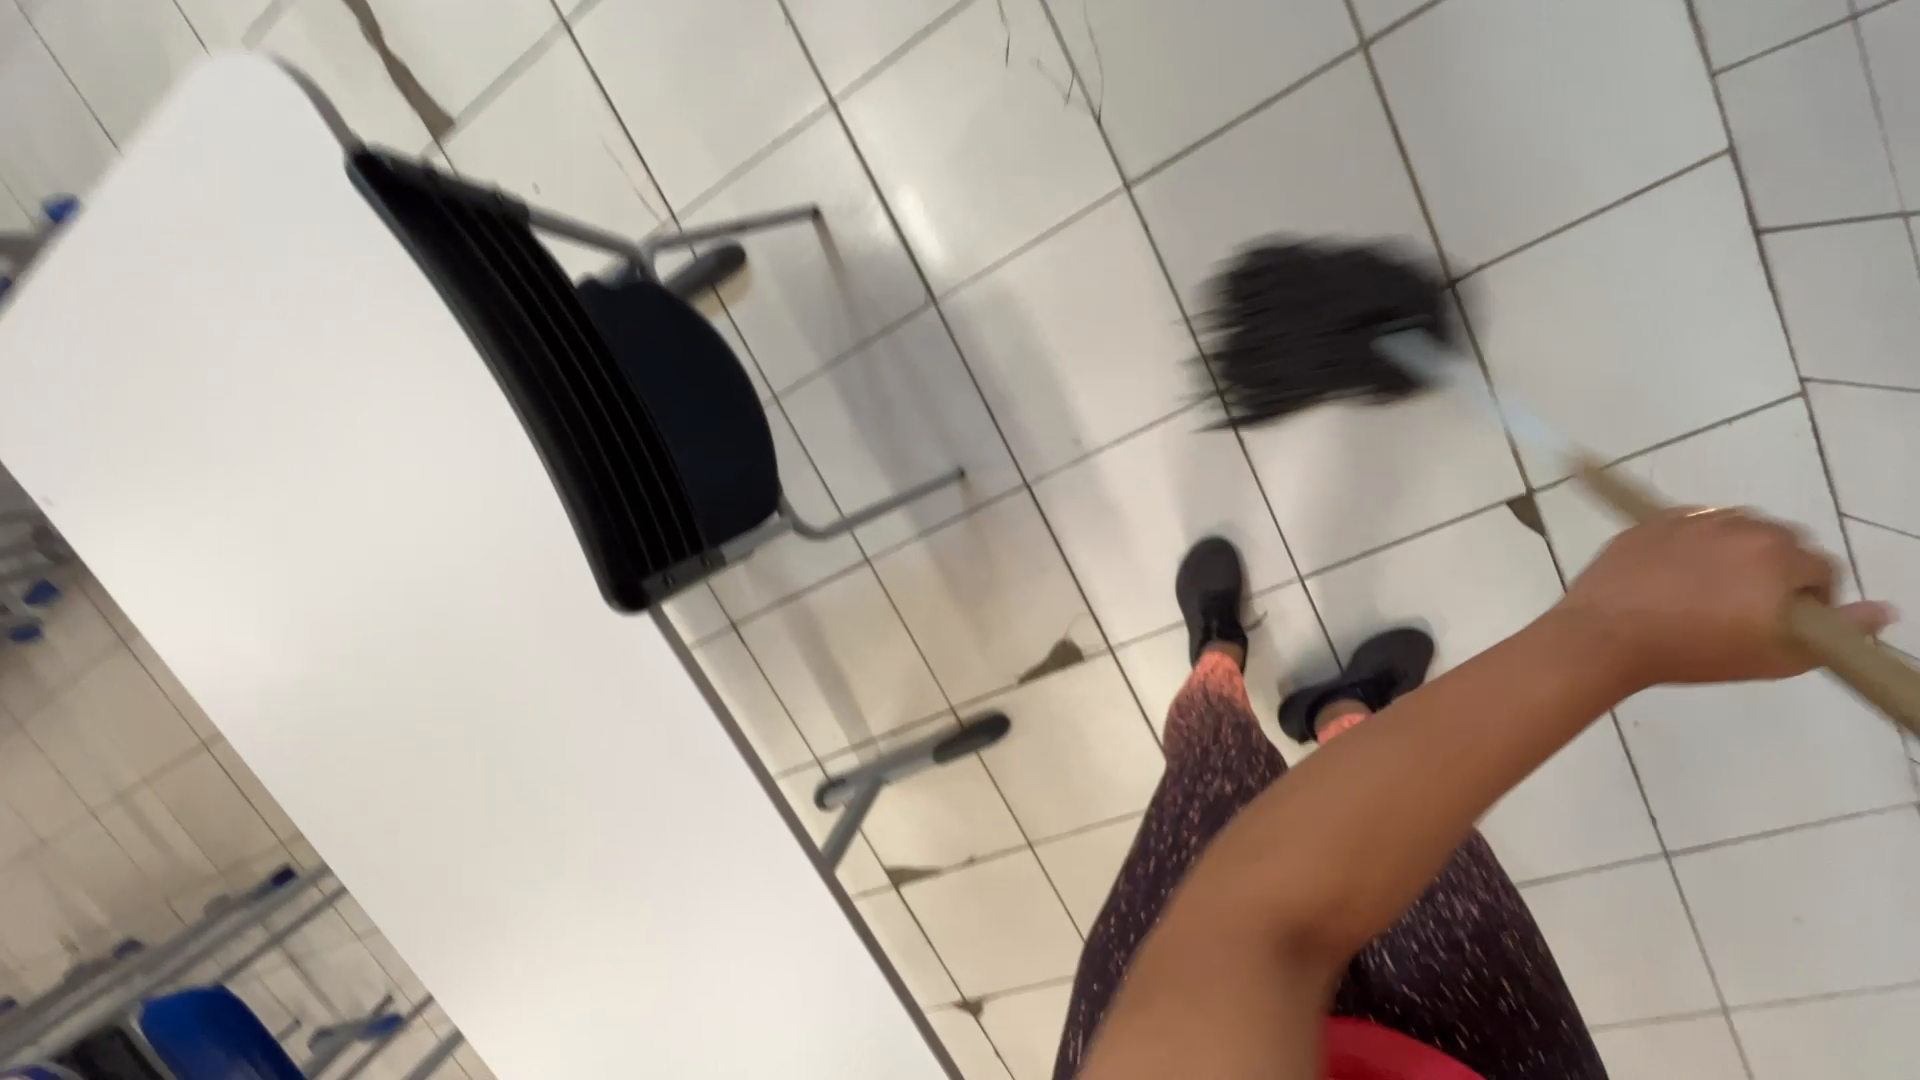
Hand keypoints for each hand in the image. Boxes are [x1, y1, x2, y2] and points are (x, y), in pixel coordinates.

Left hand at [1557, 507, 1893, 690]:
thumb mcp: (1777, 656)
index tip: (1784, 618)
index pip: (1821, 568)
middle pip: (1777, 541)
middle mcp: (1738, 527)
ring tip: (1709, 586)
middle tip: (1742, 603)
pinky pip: (1685, 524)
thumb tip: (1883, 610)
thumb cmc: (1693, 651)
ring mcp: (1686, 522)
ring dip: (1732, 550)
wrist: (1604, 636)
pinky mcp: (1645, 524)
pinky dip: (1691, 541)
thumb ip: (1839, 632)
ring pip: (1731, 528)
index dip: (1810, 596)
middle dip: (1772, 568)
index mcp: (1779, 555)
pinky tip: (1677, 568)